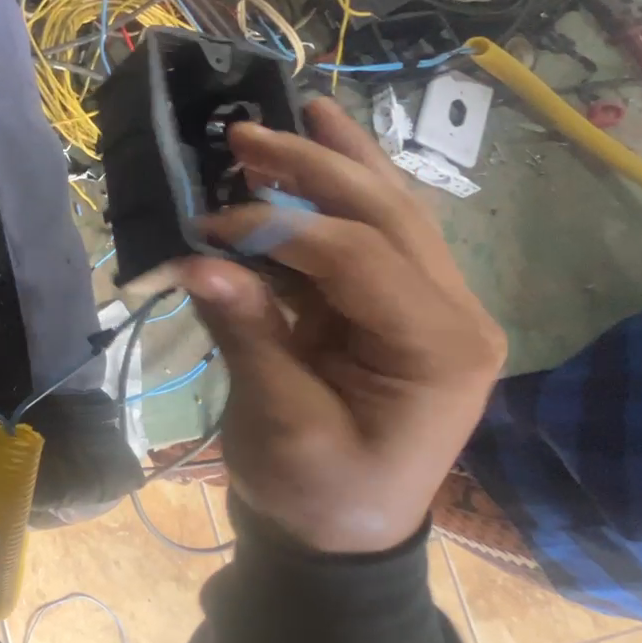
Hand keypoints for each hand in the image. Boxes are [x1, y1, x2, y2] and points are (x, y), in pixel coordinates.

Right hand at [177, 97, 506, 553]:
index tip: (201, 227)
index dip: (276, 228)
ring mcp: (423, 306)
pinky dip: (330, 195)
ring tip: (294, 113)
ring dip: (337, 162)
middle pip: (387, 214)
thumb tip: (193, 263)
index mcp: (436, 345)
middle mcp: (448, 312)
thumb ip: (247, 333)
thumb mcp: (279, 420)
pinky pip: (361, 237)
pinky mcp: (387, 307)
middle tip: (245, 131)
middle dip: (317, 166)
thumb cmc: (315, 486)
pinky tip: (307, 158)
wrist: (338, 529)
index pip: (357, 254)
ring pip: (387, 212)